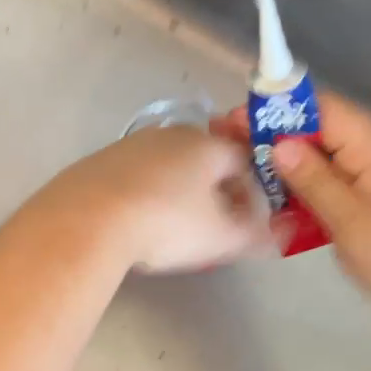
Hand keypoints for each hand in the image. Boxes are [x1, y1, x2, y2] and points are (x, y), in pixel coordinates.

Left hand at [35, 125, 275, 273]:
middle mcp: (171, 134)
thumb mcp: (221, 236)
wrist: (87, 220)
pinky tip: (137, 220)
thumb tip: (283, 230)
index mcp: (207, 144)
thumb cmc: (166, 223)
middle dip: (215, 189)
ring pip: (169, 165)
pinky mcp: (100, 161)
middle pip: (205, 158)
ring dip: (179, 190)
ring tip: (173, 227)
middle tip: (212, 225)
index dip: (253, 189)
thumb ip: (257, 233)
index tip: (248, 219)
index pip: (245, 158)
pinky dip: (145, 193)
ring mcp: (131, 144)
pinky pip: (136, 175)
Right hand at [221, 96, 370, 325]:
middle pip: (318, 127)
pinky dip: (306, 182)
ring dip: (286, 160)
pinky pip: (336, 176)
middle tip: (226, 146)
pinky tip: (279, 199)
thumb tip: (279, 143)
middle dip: (273, 132)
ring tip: (243, 172)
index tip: (232, 121)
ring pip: (324, 153)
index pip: (320, 107)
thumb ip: (316, 182)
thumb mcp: (356, 226)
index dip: (276, 108)